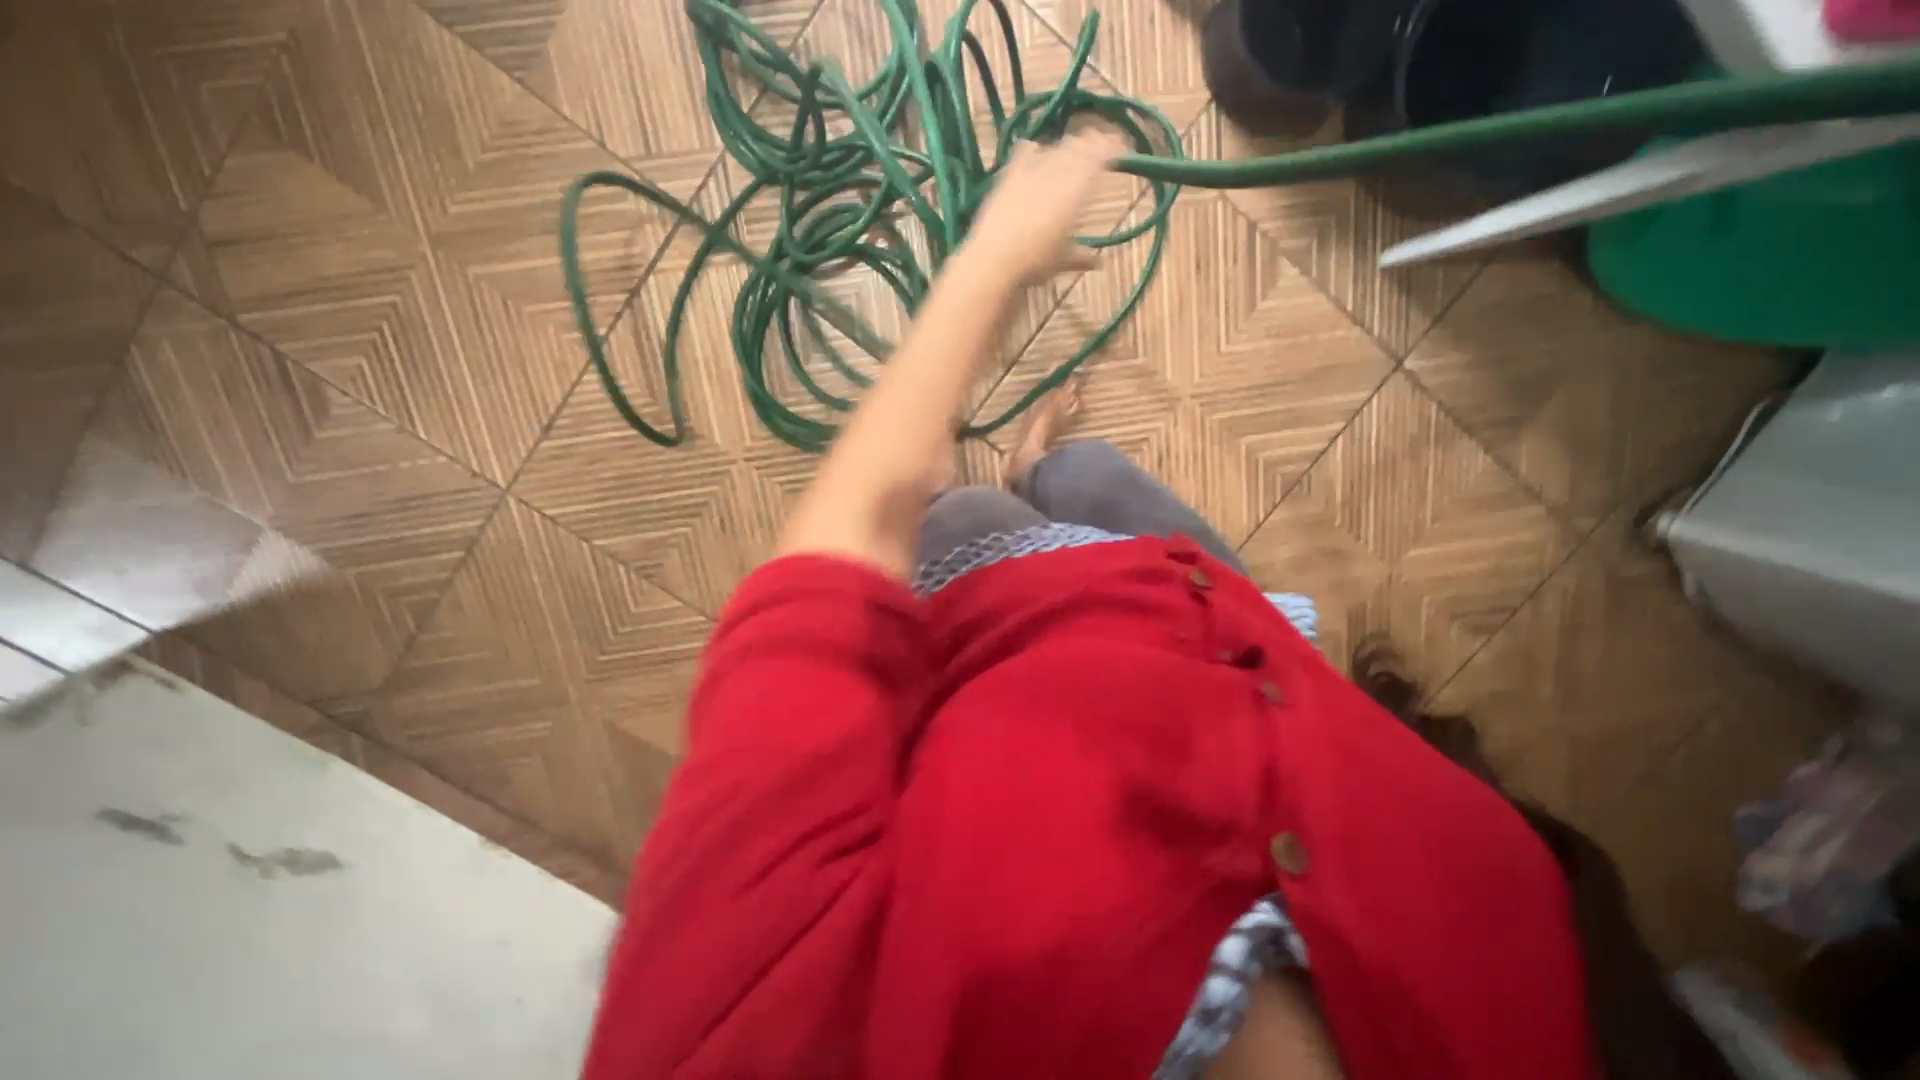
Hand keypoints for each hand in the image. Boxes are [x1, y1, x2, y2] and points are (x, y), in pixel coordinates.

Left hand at [962, 130, 1128, 282]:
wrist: (994, 258)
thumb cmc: (1035, 261)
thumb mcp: (1063, 260)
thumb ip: (1081, 257)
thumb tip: (1099, 262)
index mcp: (1077, 191)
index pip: (1100, 157)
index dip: (1112, 148)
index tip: (1120, 145)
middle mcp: (1057, 175)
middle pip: (1078, 148)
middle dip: (1090, 143)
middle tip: (1099, 142)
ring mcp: (1031, 173)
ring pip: (1054, 149)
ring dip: (1066, 146)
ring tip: (1073, 144)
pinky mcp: (1008, 176)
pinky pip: (1023, 155)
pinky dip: (1031, 150)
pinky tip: (1033, 147)